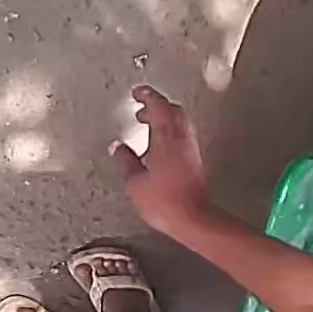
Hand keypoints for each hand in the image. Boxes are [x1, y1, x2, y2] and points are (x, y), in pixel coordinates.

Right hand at [110, 85, 212, 237]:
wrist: (192, 219)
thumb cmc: (166, 203)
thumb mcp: (135, 182)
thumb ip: (126, 160)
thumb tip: (118, 148)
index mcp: (165, 138)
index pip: (158, 105)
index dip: (146, 95)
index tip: (137, 92)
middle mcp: (181, 140)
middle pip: (173, 110)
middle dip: (156, 105)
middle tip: (142, 107)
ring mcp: (190, 151)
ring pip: (180, 123)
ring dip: (164, 119)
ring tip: (148, 126)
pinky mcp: (194, 162)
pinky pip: (182, 138)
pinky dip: (170, 134)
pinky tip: (159, 148)